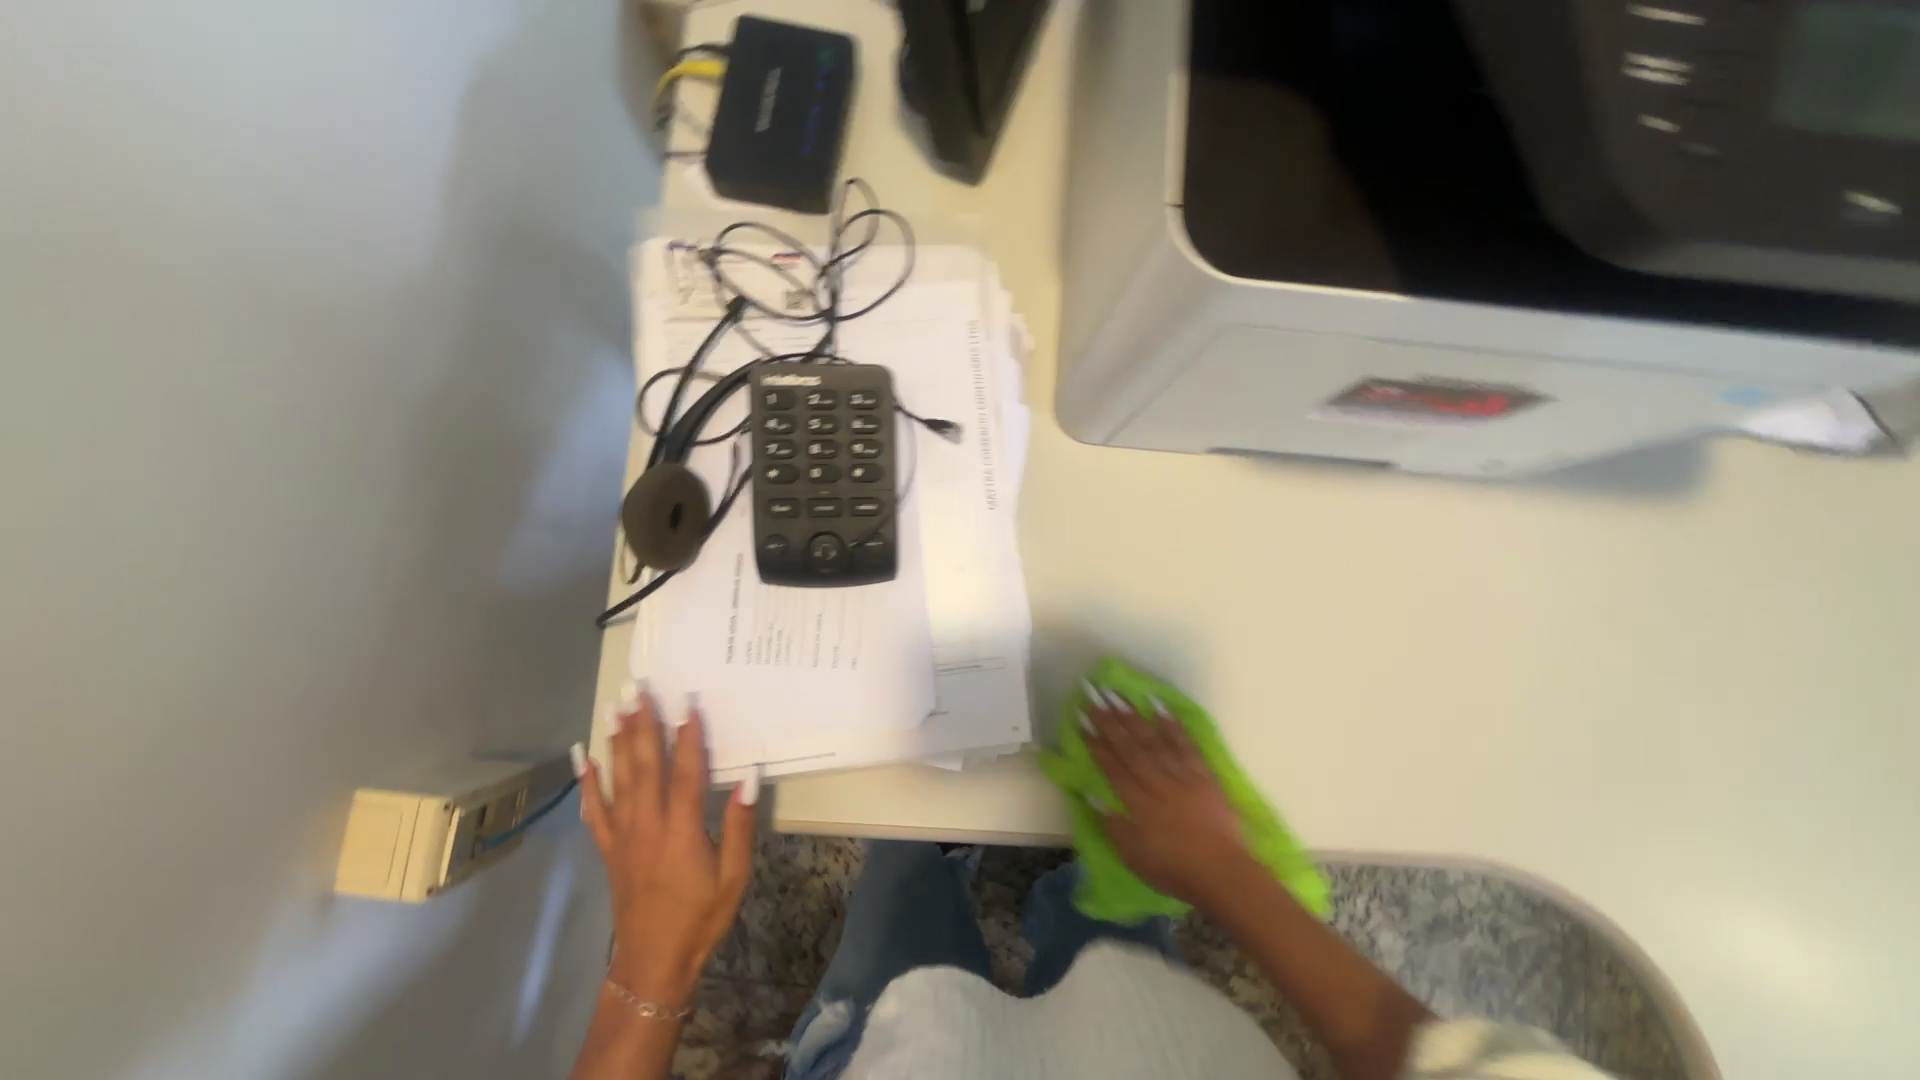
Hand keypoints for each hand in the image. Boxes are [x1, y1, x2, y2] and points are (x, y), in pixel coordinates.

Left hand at [578, 689, 754, 1006]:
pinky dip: (589, 783)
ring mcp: (623, 836)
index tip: (688, 703)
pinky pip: (596, 811)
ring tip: (616, 708)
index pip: (684, 773)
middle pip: (644, 766)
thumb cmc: (700, 918)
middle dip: (642, 725)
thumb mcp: (733, 877)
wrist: (653, 962)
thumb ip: (738, 827)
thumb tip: (748, 780)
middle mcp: (647, 825)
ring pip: (619, 779)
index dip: (688, 737)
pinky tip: (586, 759)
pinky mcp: (610, 849)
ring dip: (618, 741)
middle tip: (639, 690)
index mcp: (681, 831)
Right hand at [1083, 690, 1255, 911]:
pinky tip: (1161, 709)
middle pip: (1130, 748)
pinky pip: (1186, 747)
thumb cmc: (1174, 870)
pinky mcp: (1204, 777)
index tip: (1082, 720)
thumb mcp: (1133, 856)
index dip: (1096, 743)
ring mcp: (1182, 777)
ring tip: (1120, 696)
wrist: (1222, 873)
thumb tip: (1093, 797)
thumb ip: (1113, 825)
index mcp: (1137, 804)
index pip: (1112, 767)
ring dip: (1136, 717)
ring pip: (1155, 742)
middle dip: (1110, 721)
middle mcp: (1156, 784)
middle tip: (1095, 696)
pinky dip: (1173, 727)